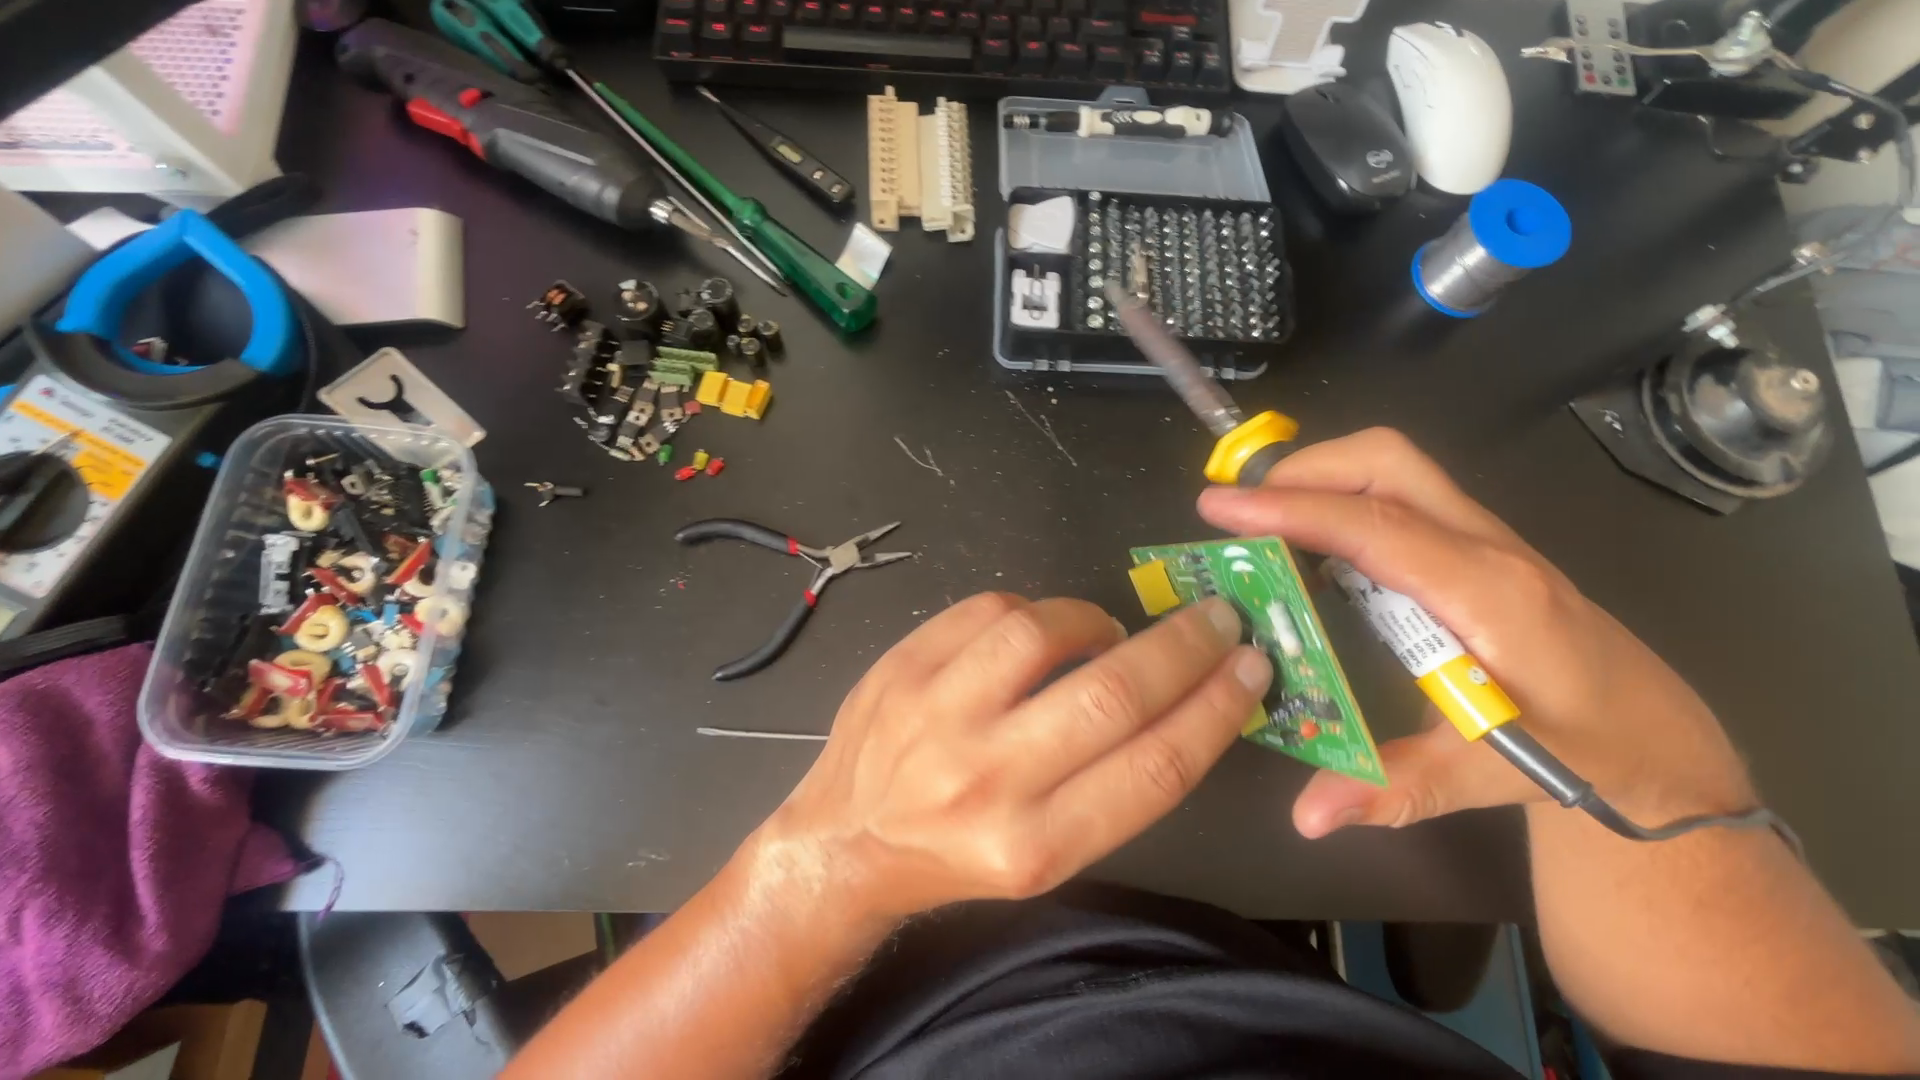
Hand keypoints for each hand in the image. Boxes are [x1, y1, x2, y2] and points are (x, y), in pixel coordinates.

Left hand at [746, 593, 1271, 922]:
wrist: (846, 841)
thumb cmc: (958, 854)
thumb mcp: (1045, 854)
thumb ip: (1114, 785)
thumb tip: (1189, 695)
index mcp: (1034, 846)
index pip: (1154, 769)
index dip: (1215, 710)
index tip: (1248, 670)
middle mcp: (984, 781)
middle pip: (1110, 695)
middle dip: (1182, 648)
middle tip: (1216, 619)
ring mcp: (934, 716)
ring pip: (1042, 634)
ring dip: (1095, 619)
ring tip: (1106, 632)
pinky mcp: (900, 667)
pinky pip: (986, 608)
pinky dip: (1032, 609)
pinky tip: (1038, 629)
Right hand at [1197, 428, 1755, 838]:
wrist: (1658, 739)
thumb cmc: (1582, 753)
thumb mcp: (1488, 776)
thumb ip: (1394, 788)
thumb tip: (1306, 816)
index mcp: (1488, 593)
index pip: (1377, 527)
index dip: (1292, 511)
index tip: (1219, 509)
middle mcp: (1487, 547)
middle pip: (1388, 462)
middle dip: (1303, 471)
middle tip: (1242, 513)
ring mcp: (1486, 540)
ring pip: (1395, 469)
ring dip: (1322, 478)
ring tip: (1265, 524)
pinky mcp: (1477, 548)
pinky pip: (1401, 497)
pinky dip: (1344, 501)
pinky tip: (1313, 551)